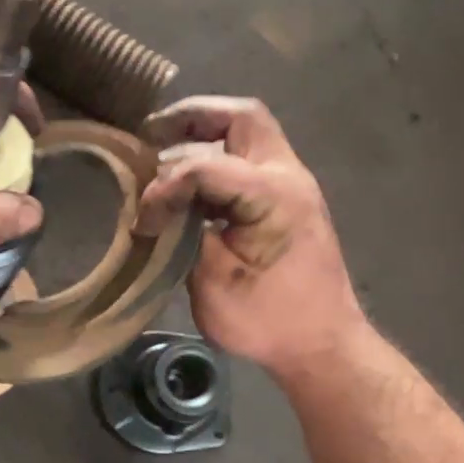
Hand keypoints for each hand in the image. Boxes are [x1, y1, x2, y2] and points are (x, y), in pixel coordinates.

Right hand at [140, 97, 369, 379]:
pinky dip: (215, 160)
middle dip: (191, 118)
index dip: (163, 188)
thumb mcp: (214, 282)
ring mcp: (292, 185)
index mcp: (271, 194)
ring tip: (161, 155)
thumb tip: (158, 213)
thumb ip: (184, 235)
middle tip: (149, 135)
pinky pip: (250, 161)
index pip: (204, 166)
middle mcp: (287, 175)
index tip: (142, 222)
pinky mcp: (287, 202)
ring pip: (248, 133)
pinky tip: (186, 186)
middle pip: (240, 118)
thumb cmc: (268, 320)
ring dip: (204, 136)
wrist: (321, 344)